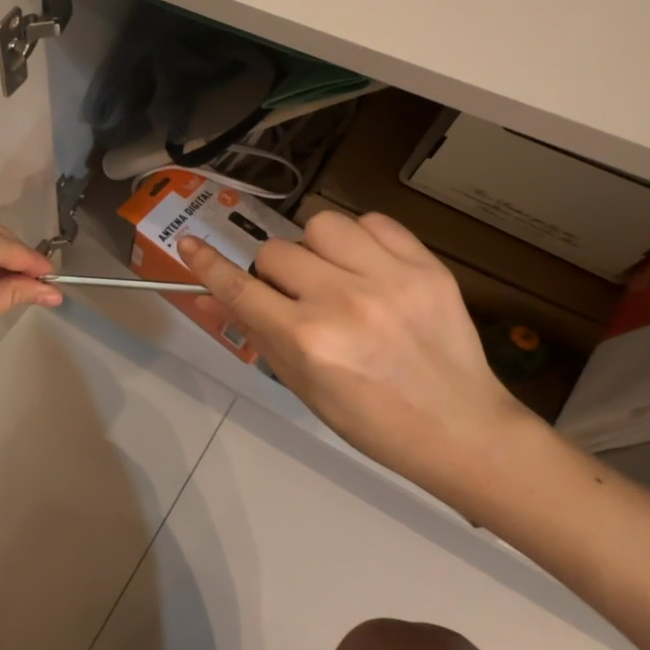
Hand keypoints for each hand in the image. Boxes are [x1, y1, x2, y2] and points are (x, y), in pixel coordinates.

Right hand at [178, 211, 535, 491]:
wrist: (460, 428)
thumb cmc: (369, 420)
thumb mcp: (301, 384)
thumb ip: (256, 333)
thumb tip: (210, 296)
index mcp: (308, 340)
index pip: (241, 288)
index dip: (209, 264)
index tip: (190, 244)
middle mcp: (343, 302)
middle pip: (277, 251)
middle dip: (275, 272)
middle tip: (296, 297)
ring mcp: (389, 279)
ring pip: (321, 224)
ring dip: (315, 247)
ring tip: (333, 274)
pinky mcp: (427, 267)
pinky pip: (374, 221)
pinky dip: (361, 238)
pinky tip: (366, 266)